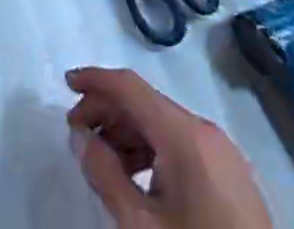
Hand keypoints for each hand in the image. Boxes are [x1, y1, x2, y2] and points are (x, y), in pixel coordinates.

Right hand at [66, 67, 272, 228]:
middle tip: (75, 134)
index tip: (65, 84)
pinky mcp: (228, 172)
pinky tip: (133, 175)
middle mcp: (204, 131)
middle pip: (146, 104)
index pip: (131, 87)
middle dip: (107, 111)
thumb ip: (105, 175)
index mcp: (184, 134)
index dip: (95, 80)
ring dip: (126, 132)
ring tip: (99, 160)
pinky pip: (180, 144)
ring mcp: (221, 151)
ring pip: (163, 125)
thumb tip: (81, 136)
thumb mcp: (140, 226)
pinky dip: (150, 149)